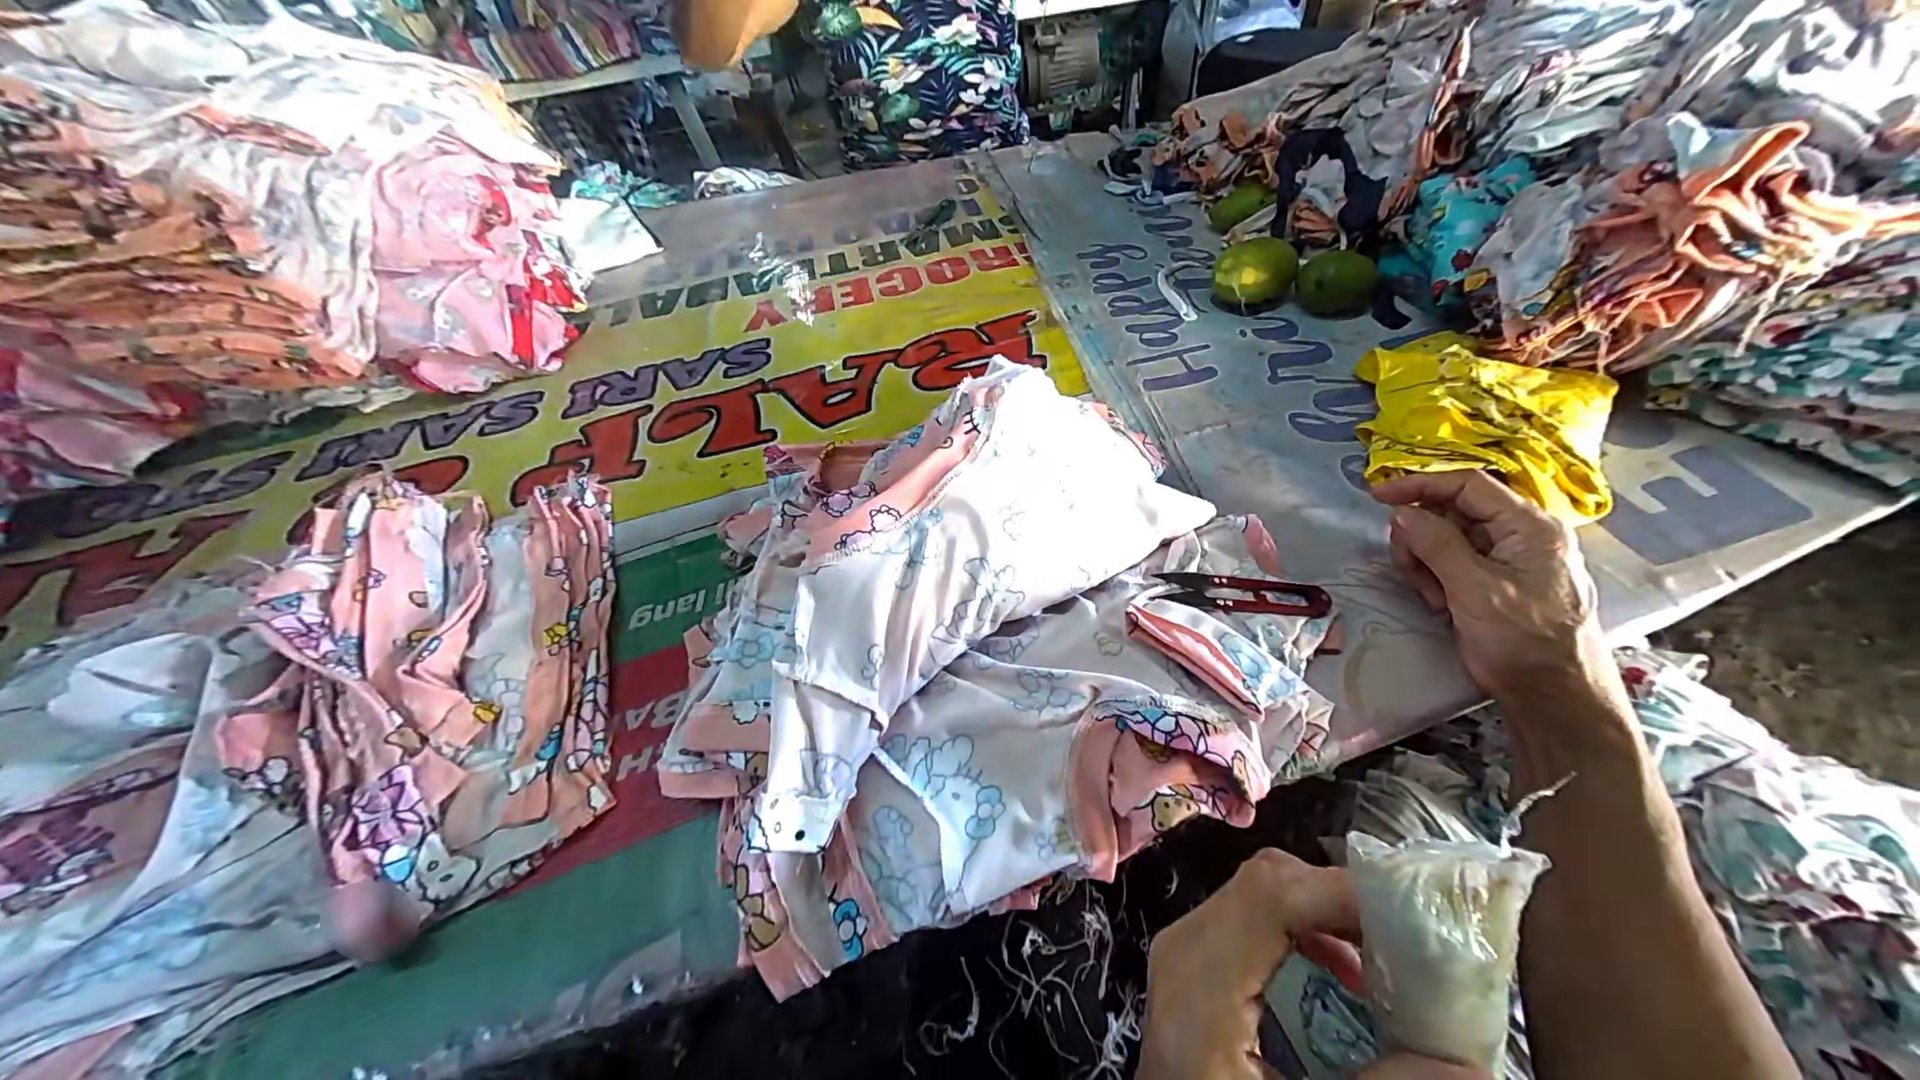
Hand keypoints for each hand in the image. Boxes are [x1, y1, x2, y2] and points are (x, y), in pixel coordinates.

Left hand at [1138, 850, 1489, 1079]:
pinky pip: (1257, 916)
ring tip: (1394, 970)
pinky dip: (1310, 933)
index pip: (1270, 894)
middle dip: (1350, 904)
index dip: (1347, 893)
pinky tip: (1349, 984)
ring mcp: (1189, 946)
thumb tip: (1477, 1066)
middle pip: (1271, 882)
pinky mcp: (1200, 959)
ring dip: (1333, 916)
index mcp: (1201, 977)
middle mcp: (1188, 942)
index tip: (1426, 920)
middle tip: (1423, 950)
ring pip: (1267, 892)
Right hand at [1369, 471, 1611, 705]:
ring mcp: (1507, 557)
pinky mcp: (1493, 579)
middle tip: (1408, 567)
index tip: (1378, 497)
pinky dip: (1435, 576)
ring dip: (1425, 561)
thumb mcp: (1475, 589)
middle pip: (1451, 511)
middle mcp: (1520, 534)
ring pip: (1445, 537)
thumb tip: (1400, 513)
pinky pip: (1451, 561)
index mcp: (1529, 526)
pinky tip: (1441, 602)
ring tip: (1432, 595)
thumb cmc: (1523, 640)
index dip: (1419, 484)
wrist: (1553, 695)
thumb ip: (1437, 545)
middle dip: (1420, 536)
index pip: (1468, 485)